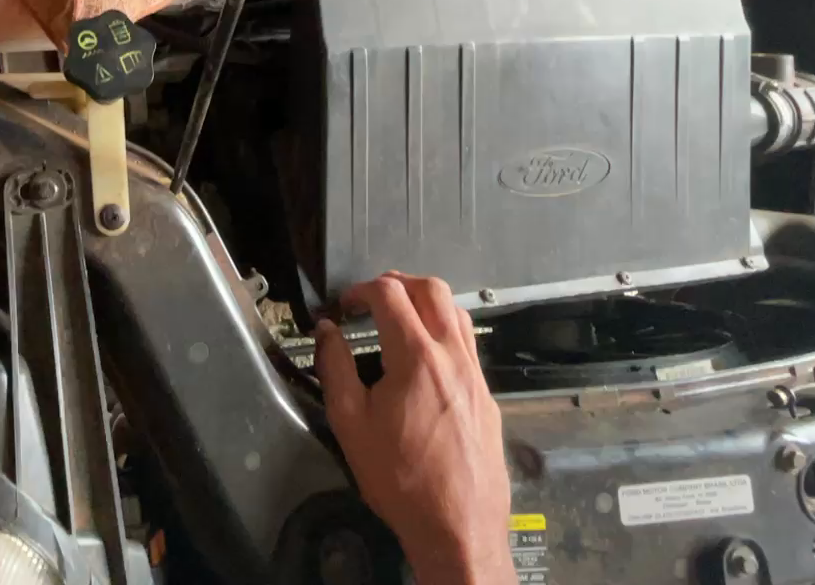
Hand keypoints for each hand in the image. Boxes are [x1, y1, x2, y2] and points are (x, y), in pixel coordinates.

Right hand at [314, 274, 512, 583]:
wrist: (459, 531)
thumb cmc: (398, 477)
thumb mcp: (349, 421)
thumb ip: (334, 366)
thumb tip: (326, 330)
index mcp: (416, 357)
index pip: (390, 294)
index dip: (360, 290)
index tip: (344, 307)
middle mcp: (452, 356)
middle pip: (432, 289)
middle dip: (396, 283)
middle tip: (371, 300)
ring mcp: (476, 376)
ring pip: (457, 312)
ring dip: (425, 302)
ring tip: (399, 319)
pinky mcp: (488, 397)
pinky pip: (468, 344)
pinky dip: (443, 330)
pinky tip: (424, 358)